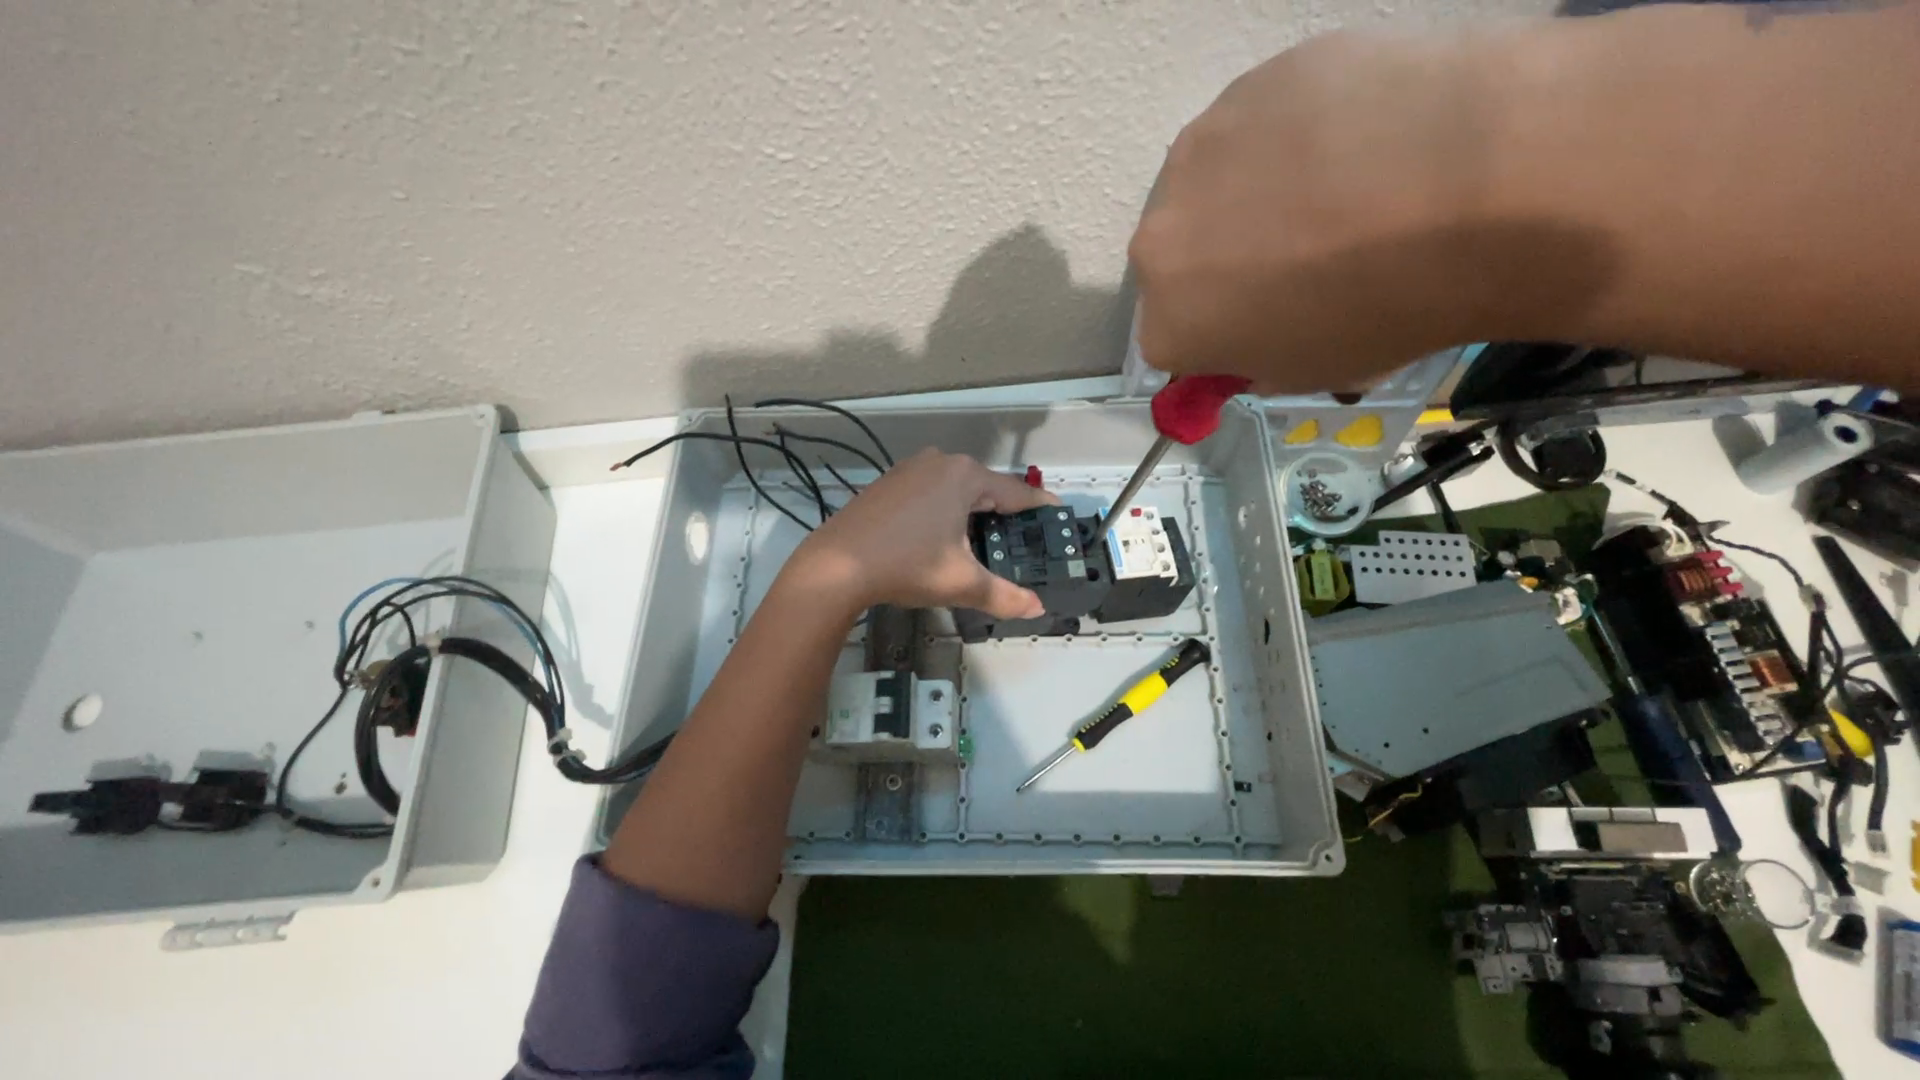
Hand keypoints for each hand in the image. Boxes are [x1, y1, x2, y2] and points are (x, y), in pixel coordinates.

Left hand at [786, 449, 1059, 617]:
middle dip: (1004, 512)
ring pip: (956, 488)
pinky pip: (931, 490)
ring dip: (972, 510)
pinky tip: (942, 534)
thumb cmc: (906, 566)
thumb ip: (1004, 595)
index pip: (1016, 491)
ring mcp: (911, 468)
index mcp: (965, 477)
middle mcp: (941, 462)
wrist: (837, 565)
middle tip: (1020, 539)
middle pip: (986, 487)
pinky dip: (945, 508)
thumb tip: (1036, 609)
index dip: (1039, 505)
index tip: (1057, 513)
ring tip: (984, 540)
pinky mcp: (889, 482)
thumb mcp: (961, 583)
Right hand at [1130, 26, 1529, 393]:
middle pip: (1180, 256)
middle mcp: (1157, 239)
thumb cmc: (1386, 308)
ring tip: (1336, 188)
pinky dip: (1294, 135)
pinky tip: (1357, 137)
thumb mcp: (1317, 373)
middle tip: (1302, 257)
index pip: (1173, 338)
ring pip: (1212, 183)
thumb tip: (1256, 332)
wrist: (1472, 184)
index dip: (1220, 335)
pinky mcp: (1251, 82)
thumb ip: (1259, 358)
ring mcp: (1199, 150)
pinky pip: (1261, 123)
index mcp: (1169, 321)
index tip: (1268, 326)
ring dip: (1251, 193)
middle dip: (1223, 261)